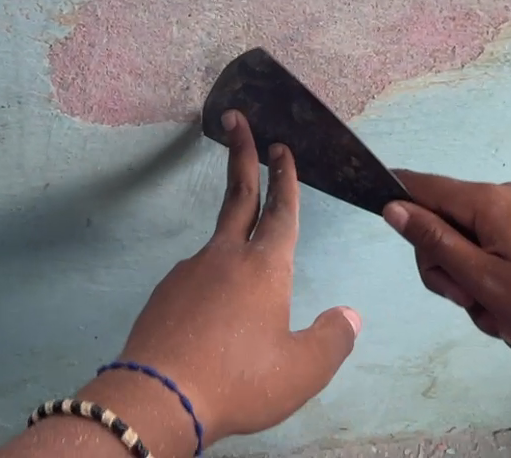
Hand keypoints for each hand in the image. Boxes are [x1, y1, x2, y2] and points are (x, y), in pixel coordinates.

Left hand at [111, 111, 361, 441]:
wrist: (161, 391)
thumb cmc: (239, 379)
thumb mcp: (301, 371)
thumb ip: (331, 339)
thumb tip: (350, 314)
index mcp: (264, 267)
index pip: (280, 211)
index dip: (285, 177)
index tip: (281, 145)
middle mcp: (226, 255)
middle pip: (238, 194)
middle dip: (242, 153)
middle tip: (237, 118)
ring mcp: (192, 268)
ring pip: (219, 238)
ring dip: (234, 227)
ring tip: (250, 273)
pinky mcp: (169, 288)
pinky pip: (200, 273)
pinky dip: (214, 276)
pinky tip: (218, 313)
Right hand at [383, 171, 510, 374]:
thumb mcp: (485, 280)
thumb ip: (433, 241)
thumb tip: (392, 206)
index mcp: (484, 201)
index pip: (416, 186)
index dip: (399, 210)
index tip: (412, 251)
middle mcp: (502, 201)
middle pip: (444, 229)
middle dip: (452, 276)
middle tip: (476, 307)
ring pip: (474, 254)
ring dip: (483, 297)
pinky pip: (504, 264)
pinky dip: (507, 297)